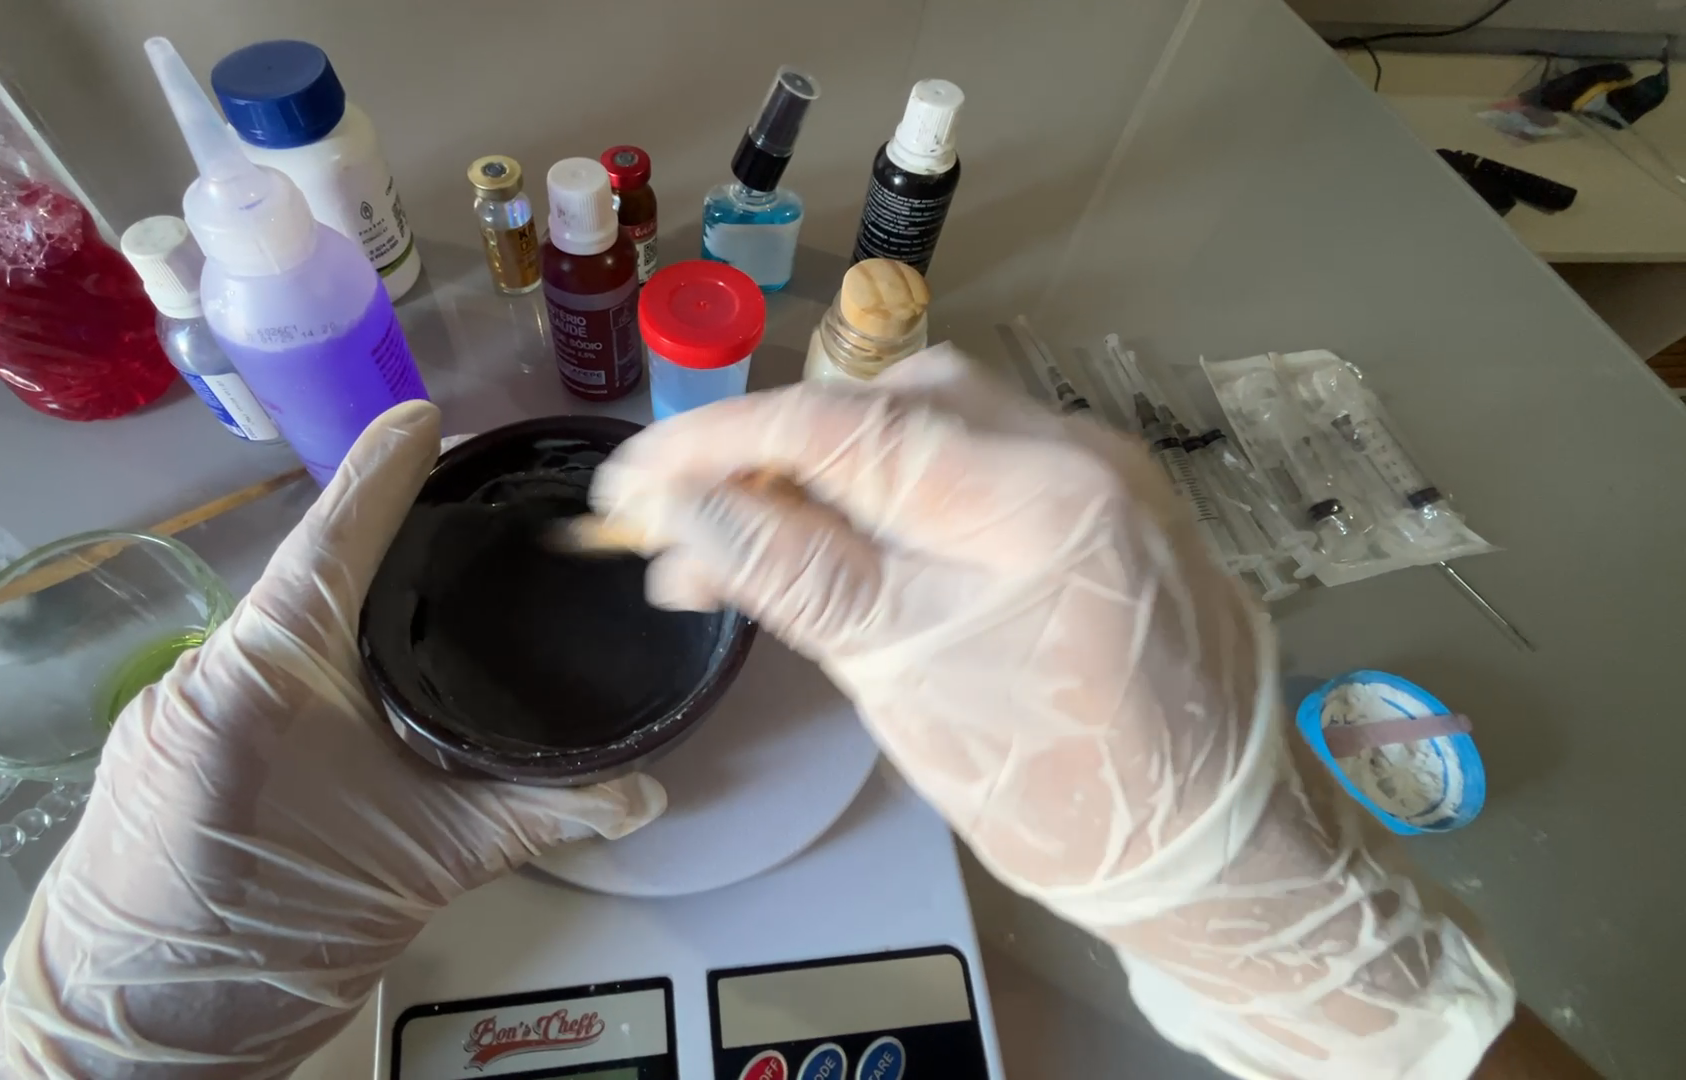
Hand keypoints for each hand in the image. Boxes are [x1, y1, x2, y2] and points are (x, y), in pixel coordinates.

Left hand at [0, 402, 665, 1078]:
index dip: (382, 470)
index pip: (335, 542)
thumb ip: (539, 813)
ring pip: (296, 612)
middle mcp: (223, 668)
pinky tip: (385, 636)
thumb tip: (648, 792)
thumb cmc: (271, 939)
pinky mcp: (188, 733)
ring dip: (364, 573)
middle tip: (469, 486)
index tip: (428, 415)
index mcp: (267, 675)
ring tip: (443, 547)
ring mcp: (194, 698)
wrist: (135, 1045)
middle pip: (317, 565)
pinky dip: (336, 626)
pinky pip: (276, 653)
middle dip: (387, 515)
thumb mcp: (423, 865)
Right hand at [595, 345, 1511, 1078]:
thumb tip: (678, 509)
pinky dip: (873, 487)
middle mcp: (1066, 447)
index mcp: (1032, 499)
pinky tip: (832, 530)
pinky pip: (952, 458)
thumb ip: (790, 574)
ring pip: (909, 424)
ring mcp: (1082, 461)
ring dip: (811, 471)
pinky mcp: (1080, 490)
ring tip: (743, 531)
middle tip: (680, 513)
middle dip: (760, 453)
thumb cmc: (1048, 784)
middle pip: (873, 407)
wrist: (1202, 835)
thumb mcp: (897, 679)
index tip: (633, 472)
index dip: (719, 442)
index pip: (841, 431)